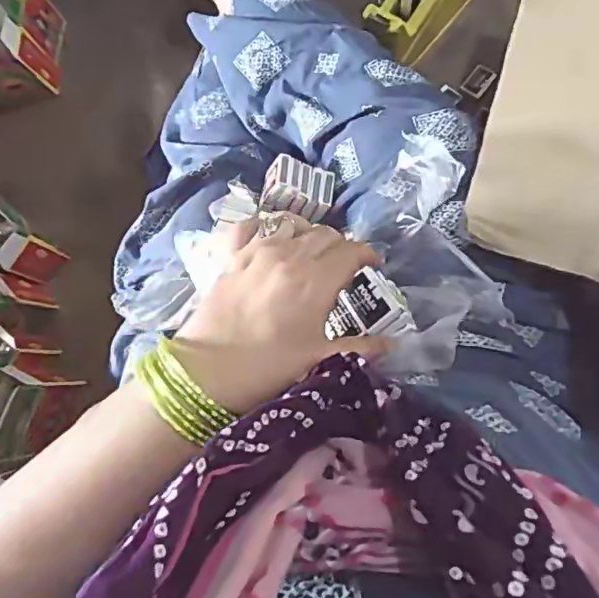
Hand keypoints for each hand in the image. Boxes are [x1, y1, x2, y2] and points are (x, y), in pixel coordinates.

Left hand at [172, 213, 388, 412]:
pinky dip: (263, 226)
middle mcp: (289, 256)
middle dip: (340, 246)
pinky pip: (249, 225)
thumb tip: (391, 345)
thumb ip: (359, 348)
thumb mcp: (318, 359)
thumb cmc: (267, 367)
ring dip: (307, 234)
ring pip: (291, 225)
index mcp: (316, 280)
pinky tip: (268, 237)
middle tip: (343, 265)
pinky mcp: (229, 256)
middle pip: (325, 234)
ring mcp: (255, 252)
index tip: (371, 265)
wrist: (206, 372)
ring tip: (310, 251)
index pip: (351, 251)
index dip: (366, 254)